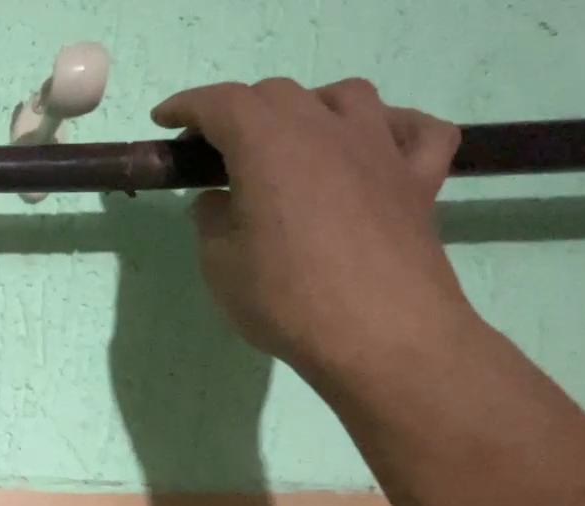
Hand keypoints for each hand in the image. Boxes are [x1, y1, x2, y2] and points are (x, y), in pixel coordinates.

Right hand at [153, 79, 483, 376]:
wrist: (379, 331)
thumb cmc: (284, 299)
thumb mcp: (219, 265)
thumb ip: (212, 220)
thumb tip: (218, 199)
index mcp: (270, 148)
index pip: (223, 104)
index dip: (188, 106)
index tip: (164, 120)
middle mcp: (328, 131)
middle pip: (280, 94)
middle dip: (239, 110)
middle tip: (213, 148)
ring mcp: (382, 149)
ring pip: (346, 96)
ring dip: (308, 107)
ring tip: (289, 141)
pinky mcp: (420, 177)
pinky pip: (414, 130)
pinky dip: (389, 128)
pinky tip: (371, 149)